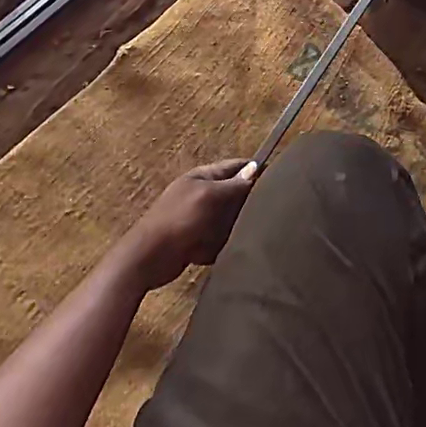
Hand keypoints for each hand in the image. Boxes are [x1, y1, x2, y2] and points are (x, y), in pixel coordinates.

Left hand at [128, 159, 257, 287]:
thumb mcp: (209, 197)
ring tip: (252, 232)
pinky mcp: (197, 241)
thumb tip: (256, 167)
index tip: (279, 178)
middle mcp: (202, 194)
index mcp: (203, 177)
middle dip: (248, 202)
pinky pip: (220, 238)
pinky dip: (224, 243)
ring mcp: (199, 218)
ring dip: (236, 225)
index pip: (236, 166)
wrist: (146, 260)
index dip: (256, 169)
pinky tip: (230, 248)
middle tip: (269, 209)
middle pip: (235, 193)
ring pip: (229, 218)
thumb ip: (234, 184)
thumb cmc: (178, 220)